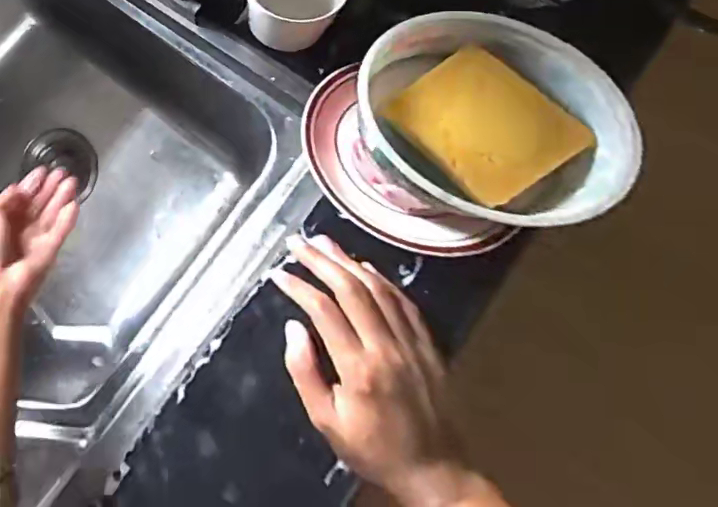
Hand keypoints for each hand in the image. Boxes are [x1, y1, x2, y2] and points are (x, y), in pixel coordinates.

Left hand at [0, 165, 79, 315]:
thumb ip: (5, 198)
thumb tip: (17, 188)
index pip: (17, 199)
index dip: (31, 184)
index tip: (42, 171)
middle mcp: (14, 233)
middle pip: (36, 206)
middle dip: (49, 188)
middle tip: (61, 172)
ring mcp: (32, 244)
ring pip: (50, 216)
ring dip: (60, 199)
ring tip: (72, 182)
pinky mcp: (48, 255)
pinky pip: (59, 232)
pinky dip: (67, 219)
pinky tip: (74, 204)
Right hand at [272, 234, 504, 506]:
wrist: (439, 476)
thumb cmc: (374, 451)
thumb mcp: (327, 423)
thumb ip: (305, 373)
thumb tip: (294, 327)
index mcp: (359, 368)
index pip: (324, 311)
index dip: (299, 286)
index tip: (279, 273)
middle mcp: (386, 347)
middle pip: (350, 288)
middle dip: (320, 260)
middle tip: (297, 242)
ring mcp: (411, 343)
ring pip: (377, 288)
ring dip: (348, 260)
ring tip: (323, 242)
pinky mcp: (428, 344)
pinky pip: (403, 301)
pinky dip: (381, 278)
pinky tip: (363, 265)